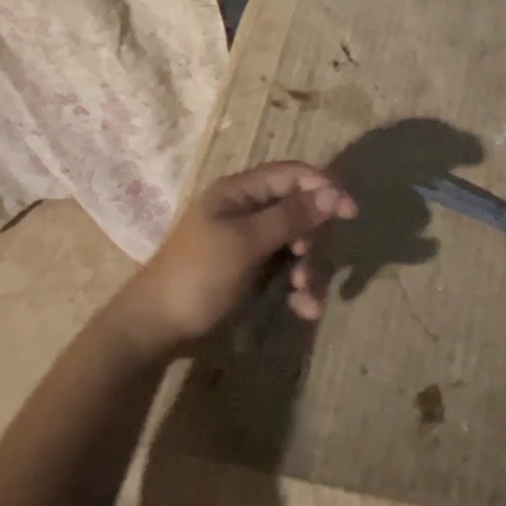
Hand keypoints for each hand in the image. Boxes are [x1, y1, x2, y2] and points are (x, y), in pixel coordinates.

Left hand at [113, 162, 356, 354]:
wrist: (156, 330)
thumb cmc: (197, 276)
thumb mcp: (246, 243)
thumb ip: (291, 216)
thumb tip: (334, 190)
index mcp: (240, 192)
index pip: (292, 175)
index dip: (323, 187)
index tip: (350, 212)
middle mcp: (248, 212)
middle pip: (300, 211)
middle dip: (313, 240)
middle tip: (309, 265)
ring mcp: (251, 245)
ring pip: (298, 244)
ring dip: (309, 270)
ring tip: (305, 296)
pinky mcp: (253, 275)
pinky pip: (288, 271)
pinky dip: (299, 288)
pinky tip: (303, 310)